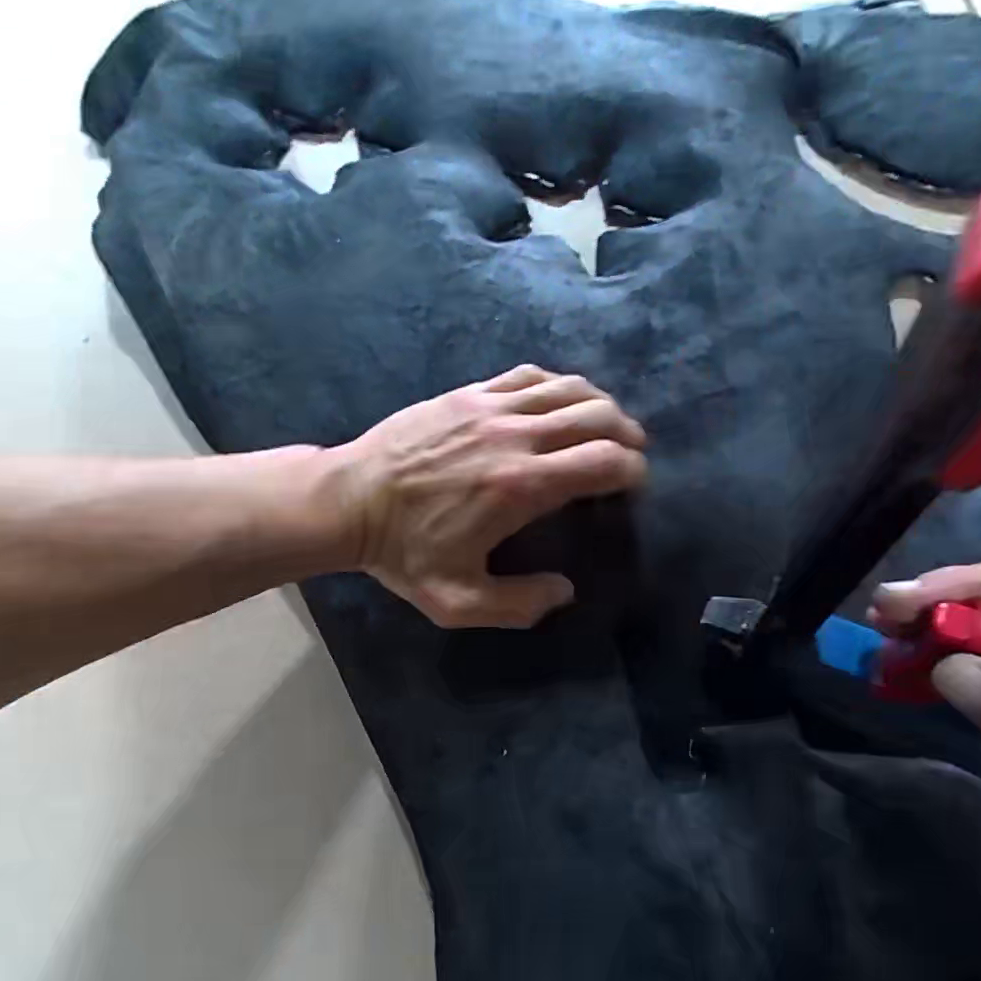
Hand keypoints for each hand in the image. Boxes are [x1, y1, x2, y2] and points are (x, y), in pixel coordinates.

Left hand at [325, 364, 647, 627]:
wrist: (346, 501)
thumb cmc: (403, 552)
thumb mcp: (457, 602)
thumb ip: (519, 605)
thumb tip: (566, 591)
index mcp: (521, 487)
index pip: (603, 462)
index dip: (633, 471)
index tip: (634, 484)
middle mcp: (516, 437)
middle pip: (597, 417)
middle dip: (628, 434)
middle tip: (632, 452)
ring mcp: (491, 406)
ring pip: (570, 388)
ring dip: (602, 405)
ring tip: (609, 424)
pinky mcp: (470, 391)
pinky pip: (531, 375)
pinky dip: (559, 384)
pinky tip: (562, 400)